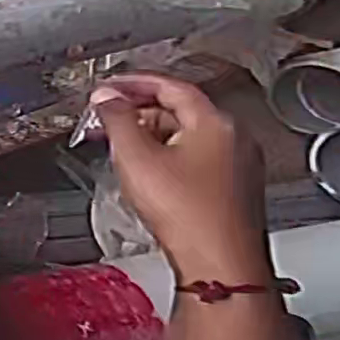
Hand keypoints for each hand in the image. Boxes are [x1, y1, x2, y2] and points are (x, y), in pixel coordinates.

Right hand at [90, 72, 272, 283]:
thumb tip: (105, 97)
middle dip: (136, 109)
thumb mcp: (135, 156)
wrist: (218, 257)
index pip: (171, 86)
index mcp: (215, 123)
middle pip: (178, 109)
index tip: (108, 85)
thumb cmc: (184, 208)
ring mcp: (235, 161)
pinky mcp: (230, 184)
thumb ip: (116, 120)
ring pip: (185, 133)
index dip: (134, 82)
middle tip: (103, 116)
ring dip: (148, 131)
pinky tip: (142, 166)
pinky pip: (193, 153)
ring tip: (116, 143)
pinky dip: (163, 150)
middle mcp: (233, 137)